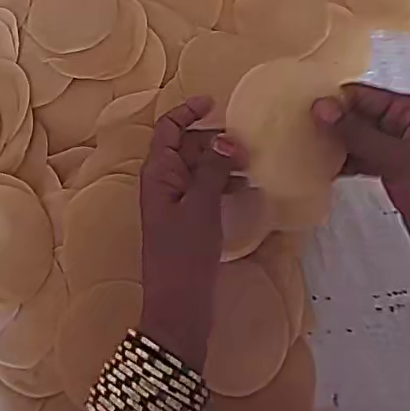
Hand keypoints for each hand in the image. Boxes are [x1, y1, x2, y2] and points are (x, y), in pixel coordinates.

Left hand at [136, 96, 239, 366]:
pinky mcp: (188, 220)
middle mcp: (163, 182)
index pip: (167, 129)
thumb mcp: (201, 206)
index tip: (214, 102)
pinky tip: (246, 186)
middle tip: (246, 140)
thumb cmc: (184, 253)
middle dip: (213, 140)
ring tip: (252, 162)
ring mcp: (175, 202)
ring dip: (221, 161)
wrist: (178, 307)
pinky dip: (222, 182)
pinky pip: (205, 189)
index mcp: (157, 173)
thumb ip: (212, 169)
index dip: (187, 112)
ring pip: (198, 168)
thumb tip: (226, 138)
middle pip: (186, 146)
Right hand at [312, 83, 409, 283]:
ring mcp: (399, 149)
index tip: (301, 107)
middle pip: (359, 114)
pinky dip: (343, 161)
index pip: (365, 95)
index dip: (334, 100)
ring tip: (302, 144)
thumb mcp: (401, 163)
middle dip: (331, 120)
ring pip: (357, 136)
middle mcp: (407, 125)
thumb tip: (323, 108)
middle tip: (295, 126)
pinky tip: (321, 166)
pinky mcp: (393, 171)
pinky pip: (361, 157)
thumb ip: (360, 134)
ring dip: (334, 141)